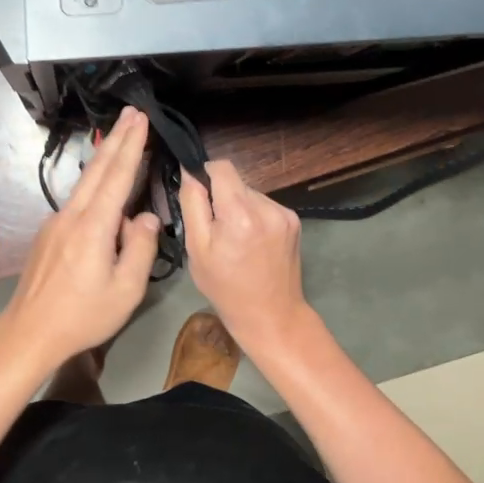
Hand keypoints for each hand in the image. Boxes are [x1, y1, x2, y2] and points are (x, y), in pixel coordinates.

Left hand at [0, 107, 161, 367]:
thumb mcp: (125, 290)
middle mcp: (70, 215)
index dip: (131, 146)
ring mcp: (55, 223)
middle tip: (132, 112)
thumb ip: (139, 248)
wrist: (30, 330)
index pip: (117, 176)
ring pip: (85, 185)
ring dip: (105, 161)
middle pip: (97, 170)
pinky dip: (94, 189)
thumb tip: (145, 217)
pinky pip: (77, 204)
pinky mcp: (48, 234)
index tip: (141, 119)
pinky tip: (106, 197)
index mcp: (93, 226)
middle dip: (117, 139)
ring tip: (122, 141)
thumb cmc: (82, 315)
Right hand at [179, 160, 309, 347]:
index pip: (221, 167)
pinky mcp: (294, 221)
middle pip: (235, 181)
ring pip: (250, 193)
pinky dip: (254, 216)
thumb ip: (193, 204)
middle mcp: (267, 207)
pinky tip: (251, 241)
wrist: (271, 315)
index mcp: (240, 213)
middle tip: (214, 229)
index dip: (205, 173)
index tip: (197, 194)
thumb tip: (189, 172)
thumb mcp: (196, 249)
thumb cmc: (226, 287)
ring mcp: (284, 213)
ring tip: (234, 238)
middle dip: (221, 197)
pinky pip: (264, 206)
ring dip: (238, 207)